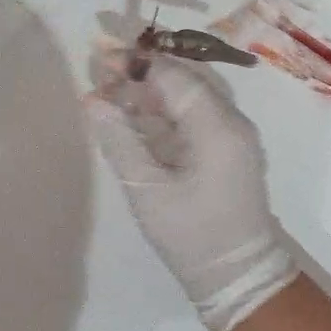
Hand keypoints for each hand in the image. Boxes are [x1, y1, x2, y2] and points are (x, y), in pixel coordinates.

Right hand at [87, 57, 299, 330]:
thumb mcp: (147, 190)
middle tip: (102, 75)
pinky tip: (137, 120)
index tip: (102, 57)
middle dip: (144, 75)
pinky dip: (167, 114)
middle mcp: (234, 122)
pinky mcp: (229, 151)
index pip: (177, 79)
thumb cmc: (192, 235)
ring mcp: (235, 136)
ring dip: (153, 94)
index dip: (139, 64)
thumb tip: (92, 100)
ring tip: (112, 96)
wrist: (238, 273)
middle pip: (186, 83)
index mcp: (219, 128)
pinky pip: (198, 118)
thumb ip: (120, 140)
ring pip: (191, 99)